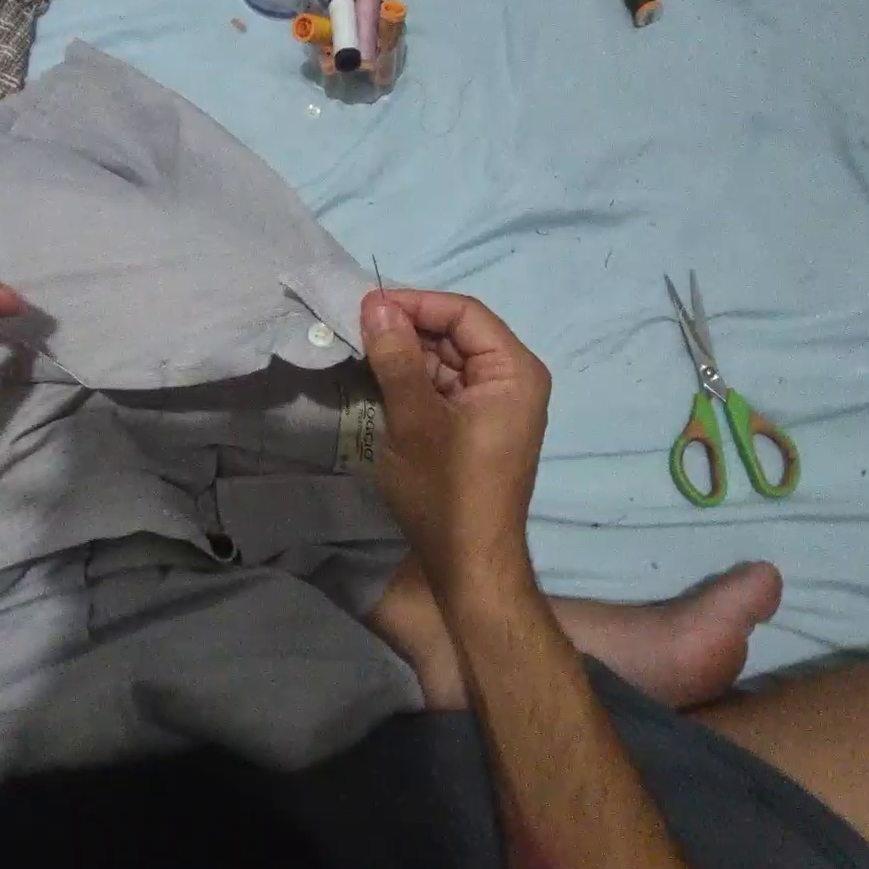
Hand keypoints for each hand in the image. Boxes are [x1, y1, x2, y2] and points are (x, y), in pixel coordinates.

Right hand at [361, 289, 550, 596]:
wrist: (467, 565)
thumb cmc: (446, 491)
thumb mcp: (415, 419)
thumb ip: (396, 358)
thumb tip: (375, 303)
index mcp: (513, 372)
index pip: (464, 314)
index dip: (416, 304)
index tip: (366, 306)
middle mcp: (511, 381)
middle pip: (455, 335)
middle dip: (407, 330)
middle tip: (355, 330)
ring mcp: (493, 407)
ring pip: (444, 362)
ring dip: (404, 357)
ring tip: (358, 354)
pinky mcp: (474, 428)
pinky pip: (442, 390)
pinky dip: (410, 384)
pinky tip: (376, 383)